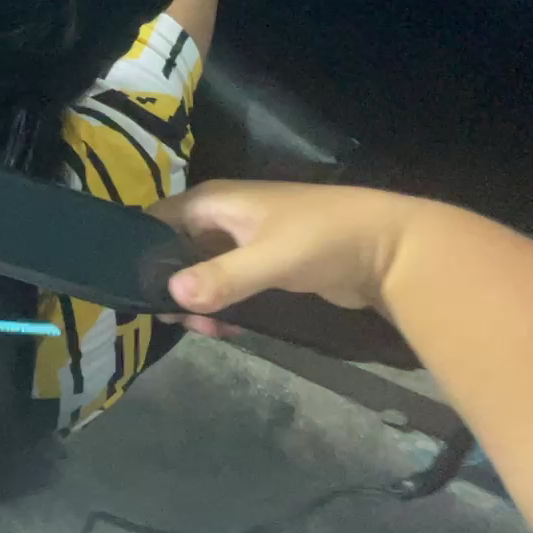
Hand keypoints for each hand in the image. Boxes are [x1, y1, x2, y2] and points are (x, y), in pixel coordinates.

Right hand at [148, 181, 431, 335]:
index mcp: (212, 202)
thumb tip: (172, 296)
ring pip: (198, 271)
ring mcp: (240, 239)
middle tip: (176, 320)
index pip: (154, 220)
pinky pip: (223, 282)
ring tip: (206, 330)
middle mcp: (220, 216)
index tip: (135, 289)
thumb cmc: (326, 239)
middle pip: (173, 250)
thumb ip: (222, 277)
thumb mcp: (272, 258)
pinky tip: (227, 328)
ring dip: (196, 300)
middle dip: (170, 286)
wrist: (397, 249)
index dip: (139, 251)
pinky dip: (219, 303)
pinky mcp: (260, 261)